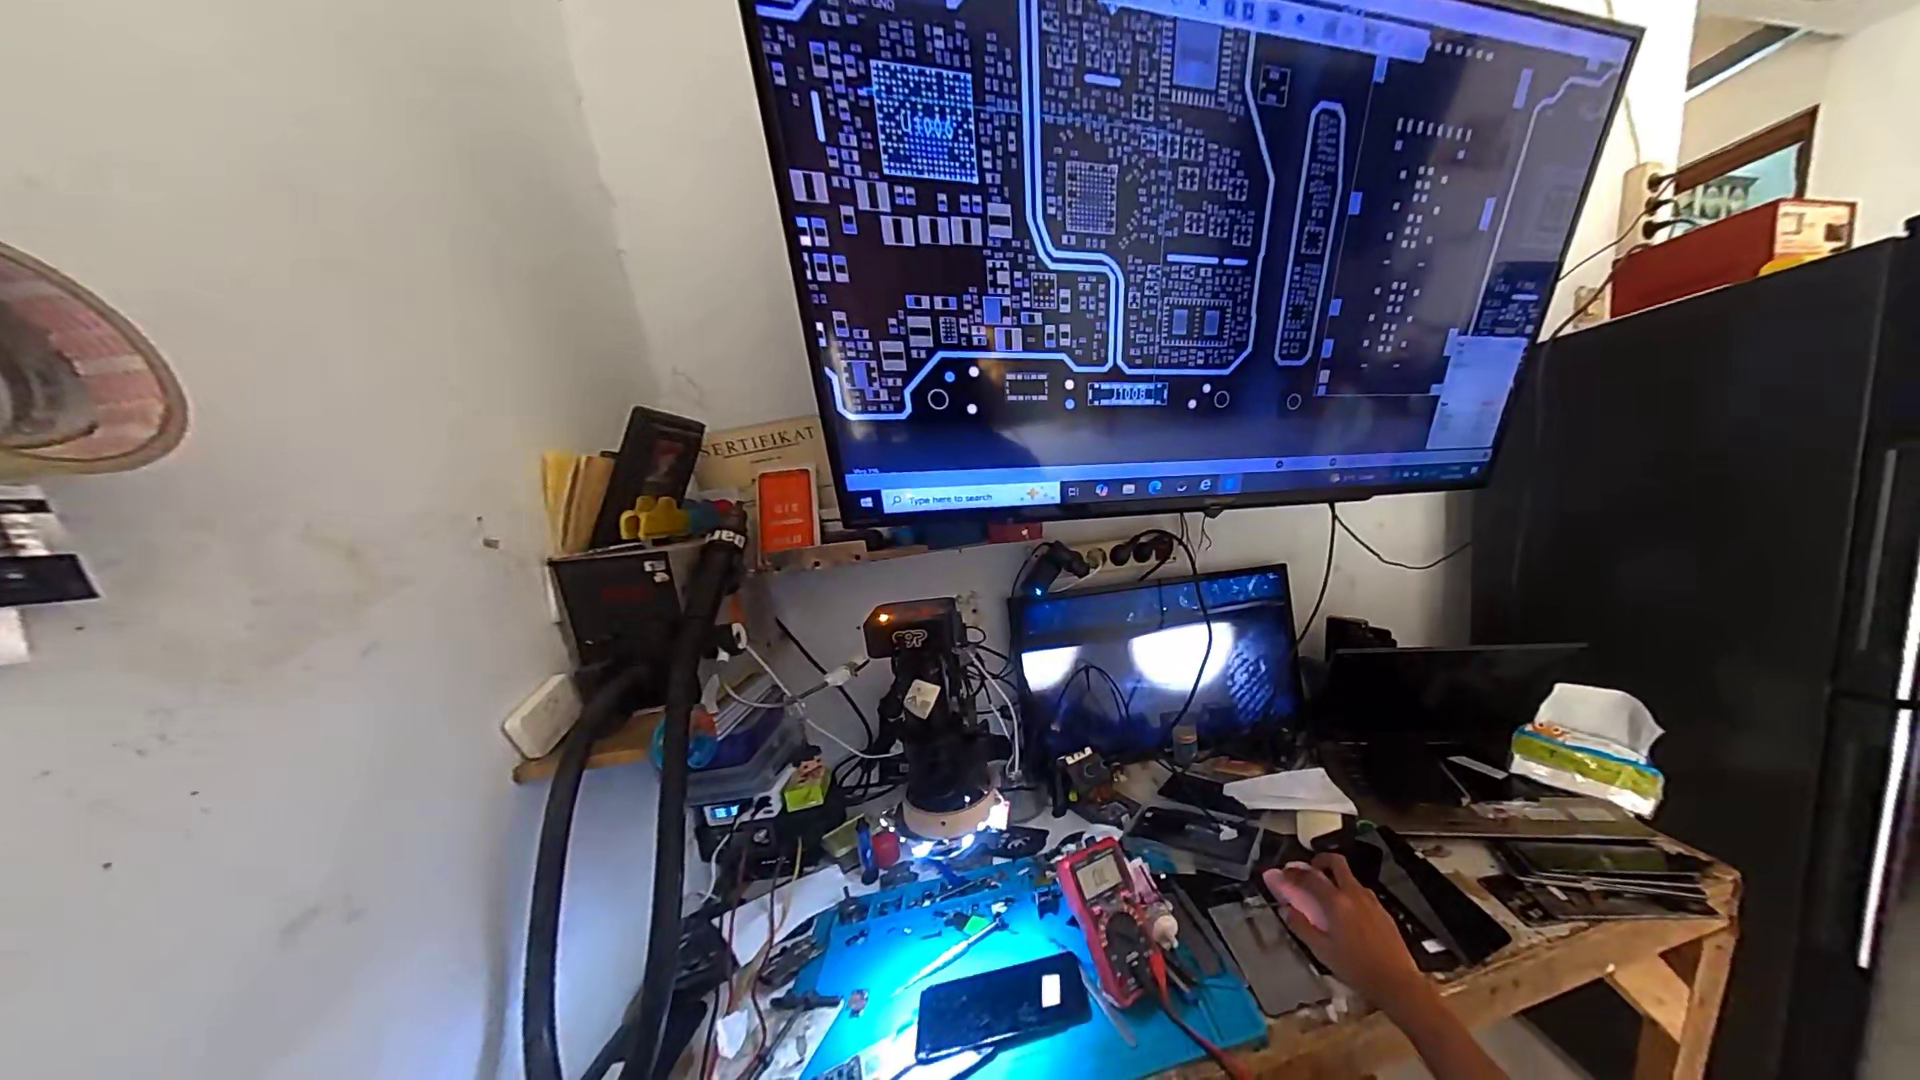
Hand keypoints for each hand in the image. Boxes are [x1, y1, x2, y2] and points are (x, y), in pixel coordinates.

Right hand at [1263, 853, 1423, 1006]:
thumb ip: (1301, 926)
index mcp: (1336, 902)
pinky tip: (1349, 913)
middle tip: (1311, 870)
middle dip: (1321, 860)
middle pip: (1336, 862)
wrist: (1400, 985)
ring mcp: (1372, 902)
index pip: (1309, 876)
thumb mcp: (1322, 950)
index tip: (1284, 873)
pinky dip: (1351, 894)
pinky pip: (1363, 894)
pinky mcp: (1385, 912)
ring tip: (1329, 895)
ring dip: (1337, 878)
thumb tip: (1287, 910)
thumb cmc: (1357, 968)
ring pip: (1351, 878)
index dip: (1293, 872)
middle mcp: (1354, 895)